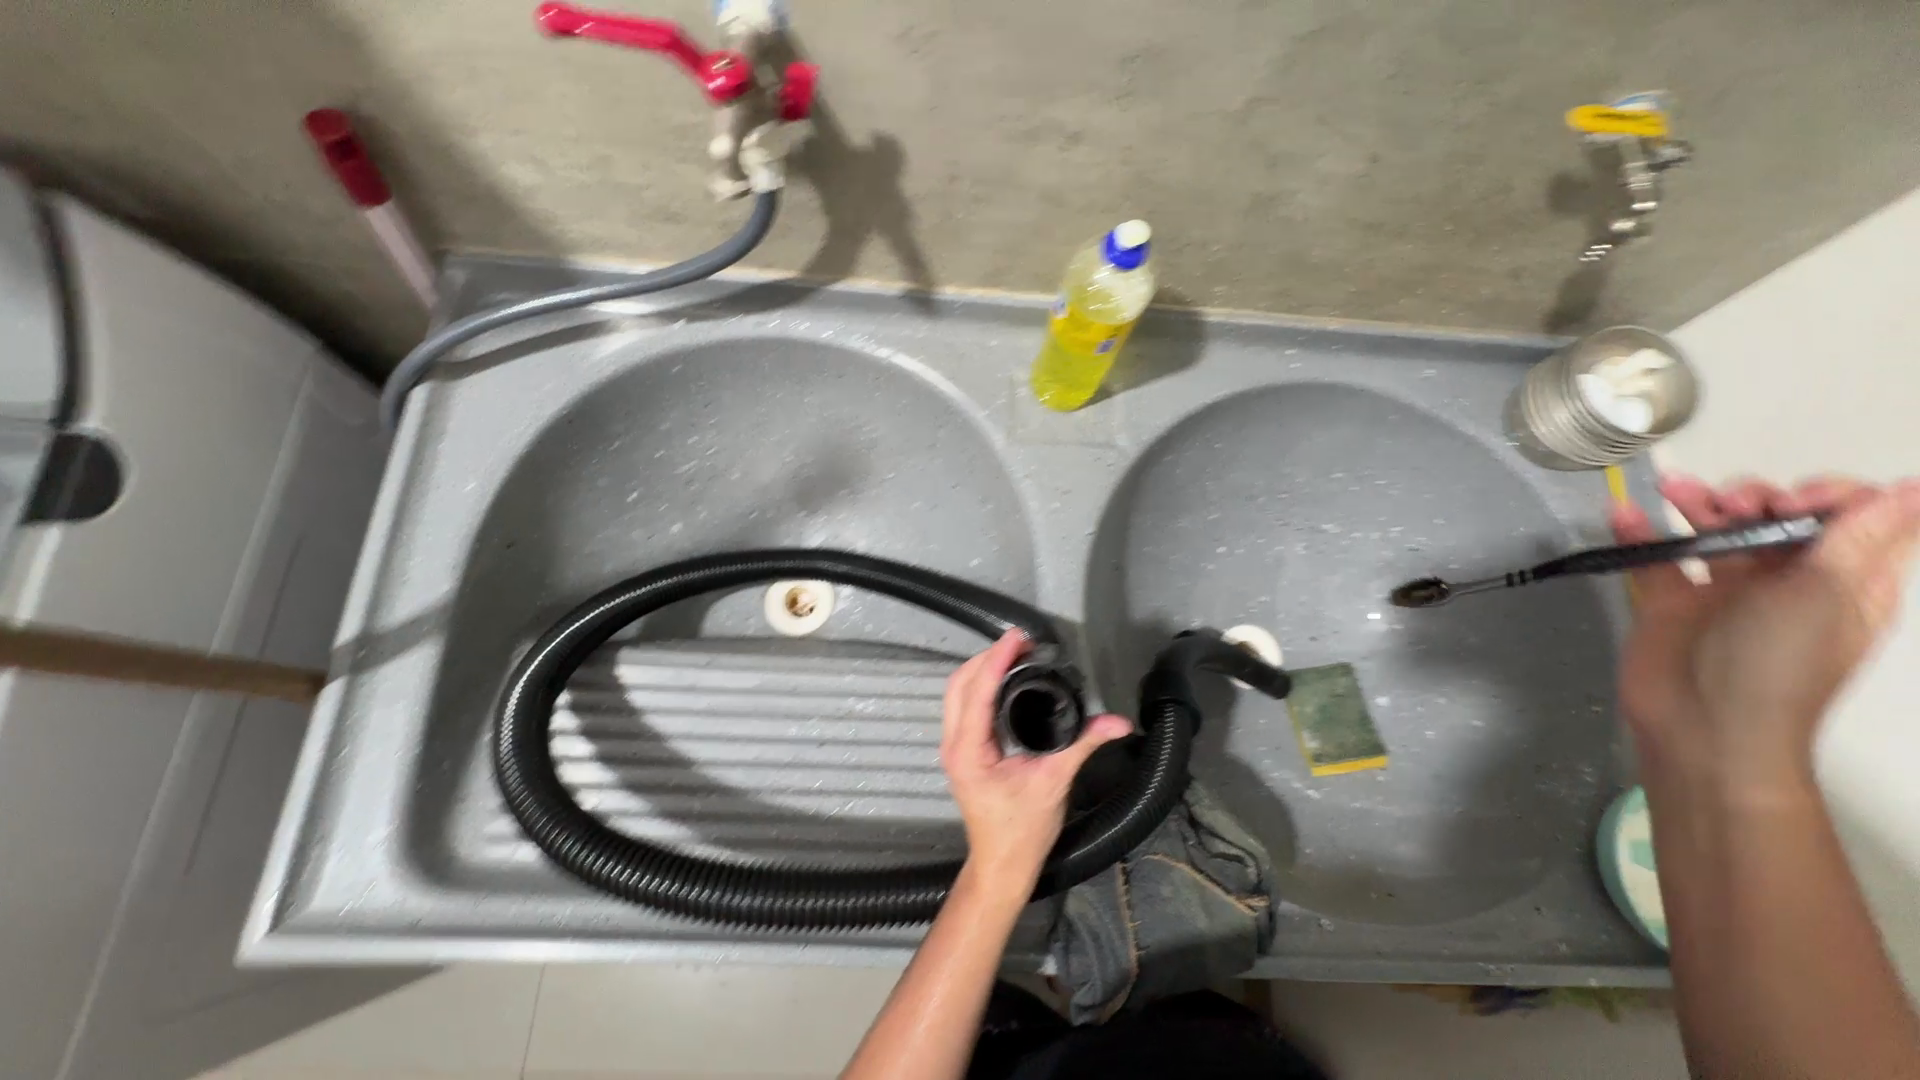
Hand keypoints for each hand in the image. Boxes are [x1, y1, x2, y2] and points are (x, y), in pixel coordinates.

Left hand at [939, 630, 1132, 885]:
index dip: (996, 659)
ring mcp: (953, 747)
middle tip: (1021, 644)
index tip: (1018, 638)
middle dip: (987, 658)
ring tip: (1014, 655)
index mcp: (969, 750)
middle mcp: (953, 743)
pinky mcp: (962, 751)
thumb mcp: (1054, 783)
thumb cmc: (1022, 830)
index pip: (977, 690)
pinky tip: (1004, 681)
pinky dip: (979, 686)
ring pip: (957, 693)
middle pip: (959, 684)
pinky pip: (963, 707)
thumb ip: (1082, 745)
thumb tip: (1117, 722)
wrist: (1003, 864)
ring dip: (981, 669)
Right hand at [1610, 475, 1919, 798]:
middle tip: (1736, 505)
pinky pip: (1654, 557)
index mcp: (1844, 583)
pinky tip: (1622, 512)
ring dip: (1698, 502)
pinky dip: (1638, 532)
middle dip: (1758, 496)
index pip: (1855, 520)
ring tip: (1676, 490)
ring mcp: (1723, 592)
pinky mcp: (1669, 603)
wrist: (1702, 727)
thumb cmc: (1775, 665)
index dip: (1830, 497)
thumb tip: (1907, 490)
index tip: (1793, 504)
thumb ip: (1856, 540)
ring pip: (1716, 529)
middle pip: (1779, 517)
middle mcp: (1787, 582)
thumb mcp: (1826, 599)